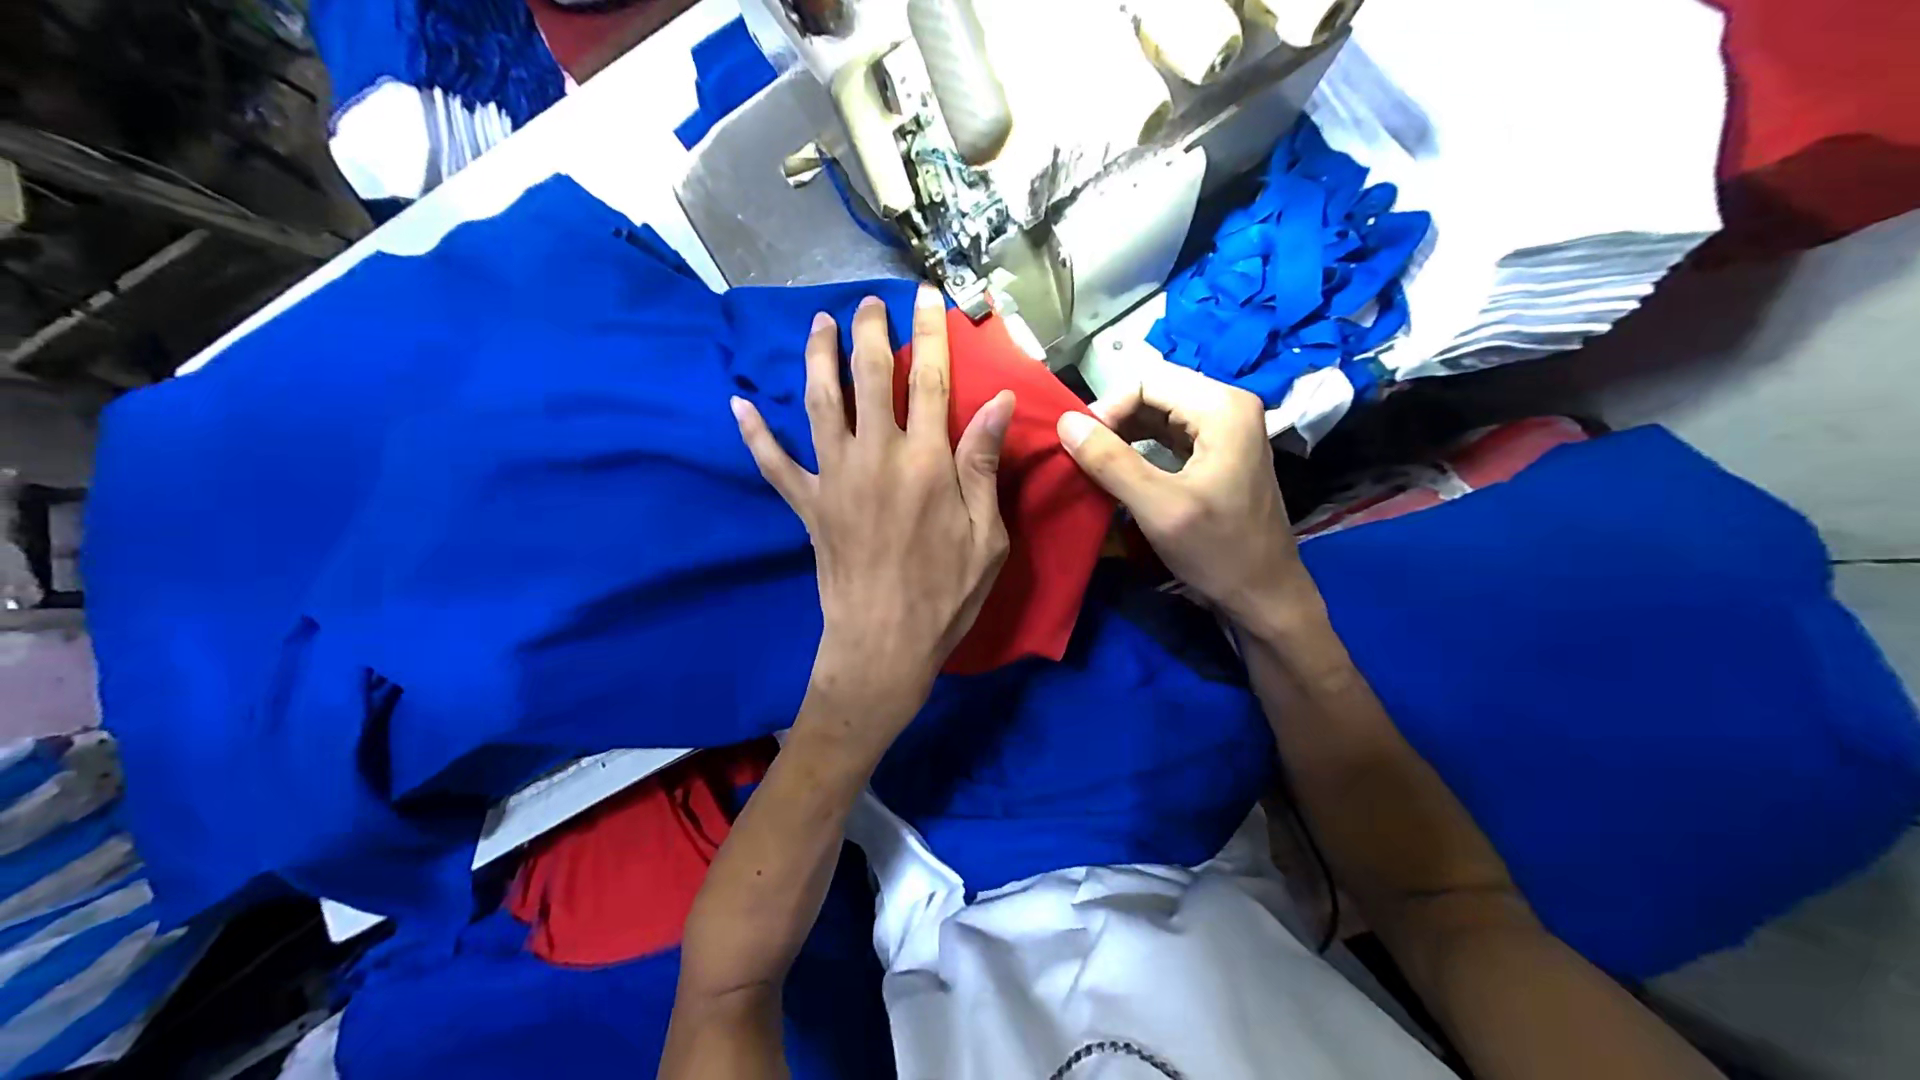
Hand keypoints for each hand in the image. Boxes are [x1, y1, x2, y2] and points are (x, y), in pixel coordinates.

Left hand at [732, 286, 1013, 722]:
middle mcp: (875, 455)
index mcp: (926, 461)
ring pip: (819, 402)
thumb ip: (985, 465)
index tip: (926, 295)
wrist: (884, 644)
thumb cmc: (945, 593)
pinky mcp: (806, 505)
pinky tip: (738, 404)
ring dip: (818, 357)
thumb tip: (999, 401)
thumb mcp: (987, 535)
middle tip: (869, 302)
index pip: (930, 379)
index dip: (930, 332)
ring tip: (819, 324)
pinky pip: (773, 463)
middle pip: (869, 376)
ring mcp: (834, 477)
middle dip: (870, 331)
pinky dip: (754, 433)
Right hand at [1056, 357, 1316, 635]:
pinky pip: (1171, 433)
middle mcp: (1229, 406)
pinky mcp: (1220, 451)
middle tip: (1085, 455)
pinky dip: (1142, 446)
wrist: (1264, 595)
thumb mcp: (1158, 507)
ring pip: (1160, 413)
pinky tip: (1121, 468)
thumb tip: (1065, 421)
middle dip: (1115, 420)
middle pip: (1154, 392)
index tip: (1082, 446)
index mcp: (1223, 408)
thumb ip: (1110, 461)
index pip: (1147, 382)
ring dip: (1124, 433)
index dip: (1108, 408)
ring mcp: (1228, 428)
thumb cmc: (1217, 551)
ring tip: (1097, 463)